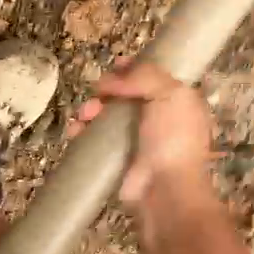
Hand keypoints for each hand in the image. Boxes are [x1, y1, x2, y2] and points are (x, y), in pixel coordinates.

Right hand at [69, 61, 216, 209]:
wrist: (165, 188)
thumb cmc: (173, 138)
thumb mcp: (171, 94)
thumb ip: (146, 76)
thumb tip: (113, 78)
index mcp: (177, 103)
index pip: (153, 78)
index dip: (134, 68)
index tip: (116, 65)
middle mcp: (157, 120)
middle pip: (125, 96)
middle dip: (107, 90)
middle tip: (98, 92)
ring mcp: (135, 141)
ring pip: (106, 116)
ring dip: (91, 110)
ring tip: (84, 114)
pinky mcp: (116, 160)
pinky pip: (94, 141)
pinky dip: (82, 133)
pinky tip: (75, 131)